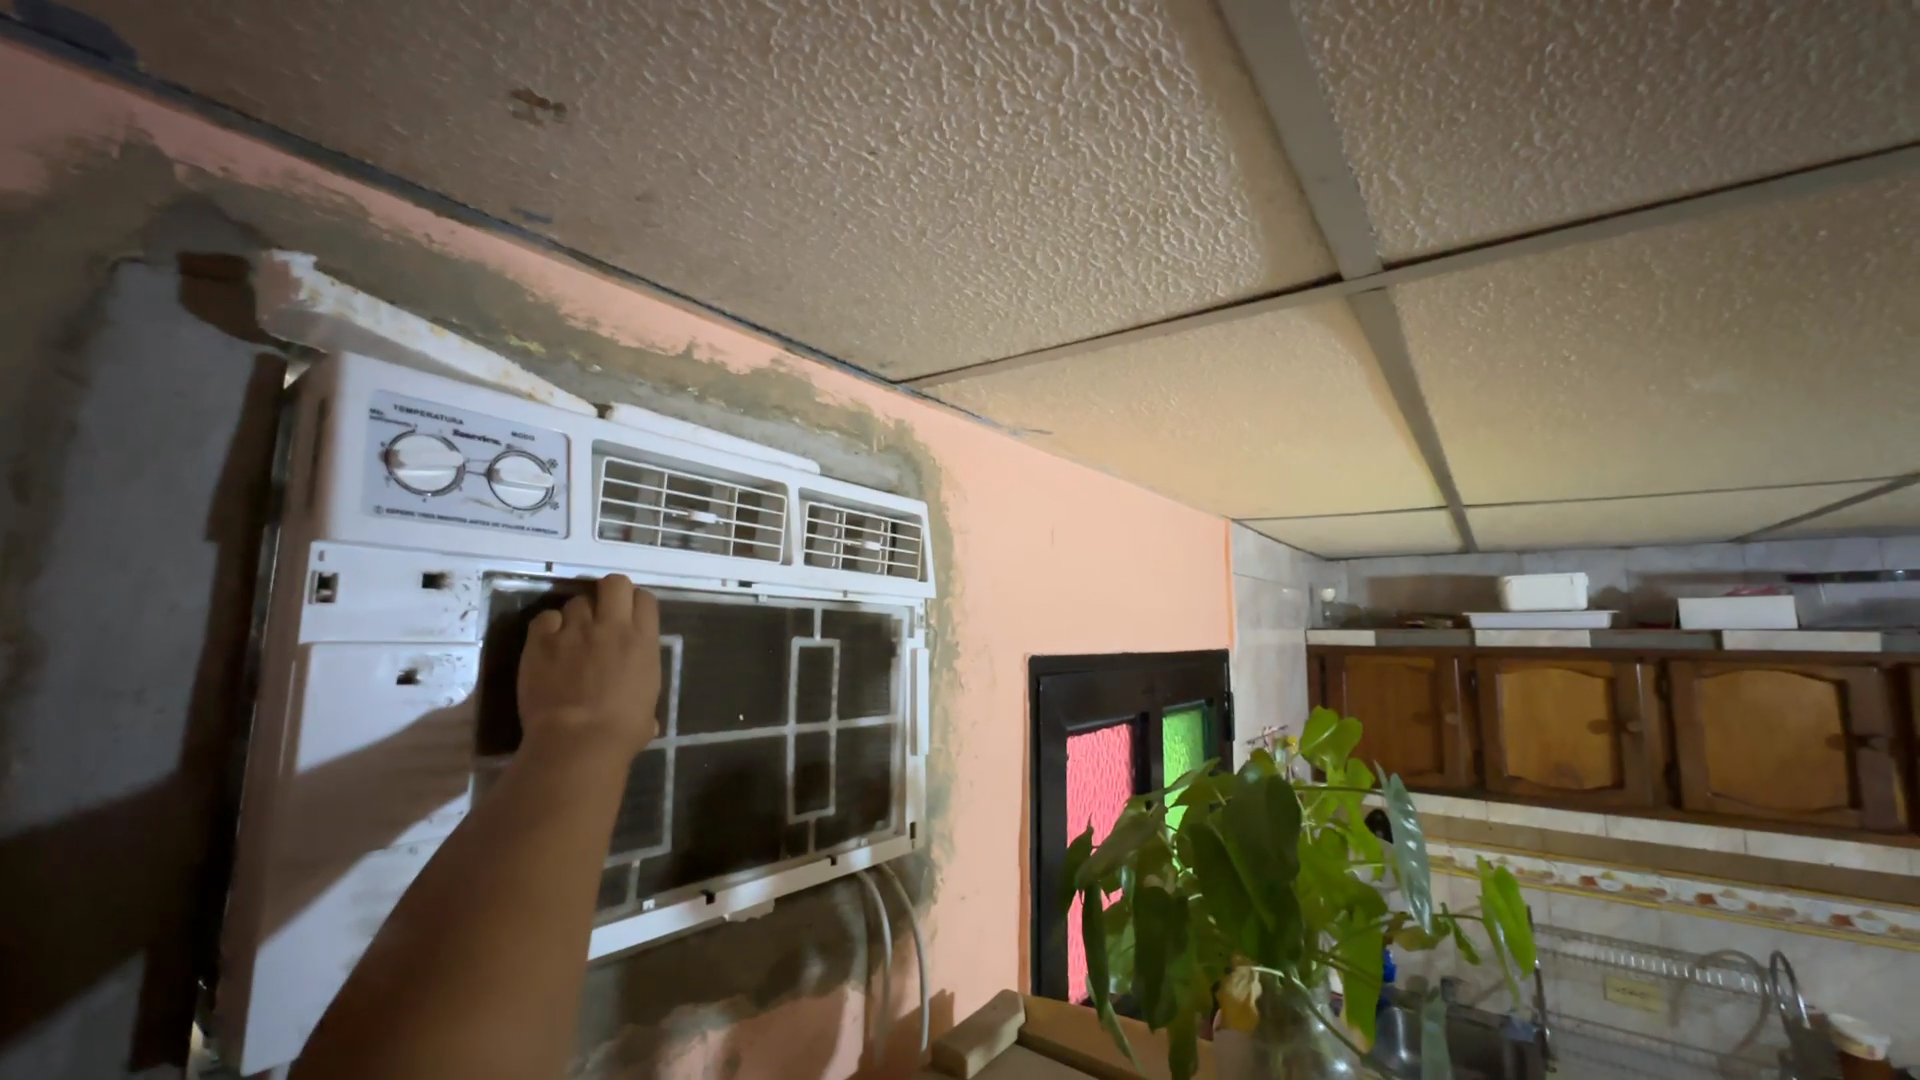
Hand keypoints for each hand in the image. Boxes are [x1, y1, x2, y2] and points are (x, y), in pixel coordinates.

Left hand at [517, 574, 661, 761]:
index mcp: (643, 640)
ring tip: (571, 637)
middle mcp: (611, 626)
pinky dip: (548, 628)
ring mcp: (575, 630)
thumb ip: (643, 693)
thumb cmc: (622, 732)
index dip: (635, 605)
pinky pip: (546, 618)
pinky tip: (548, 645)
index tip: (629, 619)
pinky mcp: (541, 641)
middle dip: (608, 593)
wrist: (577, 742)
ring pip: (576, 601)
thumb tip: (646, 718)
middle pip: (613, 583)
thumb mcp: (649, 707)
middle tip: (602, 615)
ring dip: (576, 616)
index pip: (645, 598)